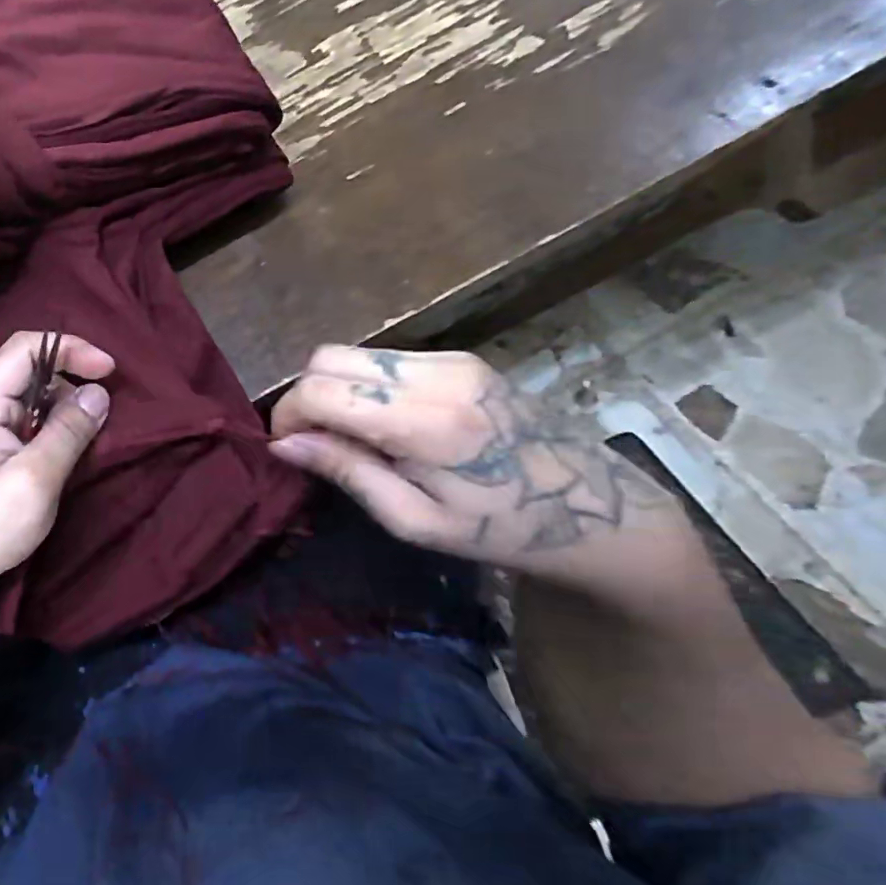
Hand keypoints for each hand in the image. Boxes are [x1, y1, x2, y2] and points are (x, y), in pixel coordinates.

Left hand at [0, 332, 114, 620]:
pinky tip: (70, 444)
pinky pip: (24, 418)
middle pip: (26, 368)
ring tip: (91, 432)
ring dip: (63, 404)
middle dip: (70, 377)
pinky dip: (51, 423)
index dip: (69, 348)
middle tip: (105, 407)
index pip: (22, 349)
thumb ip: (67, 432)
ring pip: (28, 394)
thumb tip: (98, 392)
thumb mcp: (35, 481)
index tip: (109, 370)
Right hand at [267, 347, 694, 580]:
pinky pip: (382, 359)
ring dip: (332, 389)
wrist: (602, 513)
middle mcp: (436, 376)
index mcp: (425, 422)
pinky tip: (382, 422)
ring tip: (348, 434)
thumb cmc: (502, 530)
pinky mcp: (460, 360)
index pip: (318, 390)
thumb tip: (283, 443)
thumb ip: (345, 471)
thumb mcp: (412, 520)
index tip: (286, 447)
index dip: (287, 415)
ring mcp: (452, 361)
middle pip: (326, 358)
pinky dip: (361, 385)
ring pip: (351, 354)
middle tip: (312, 439)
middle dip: (304, 396)